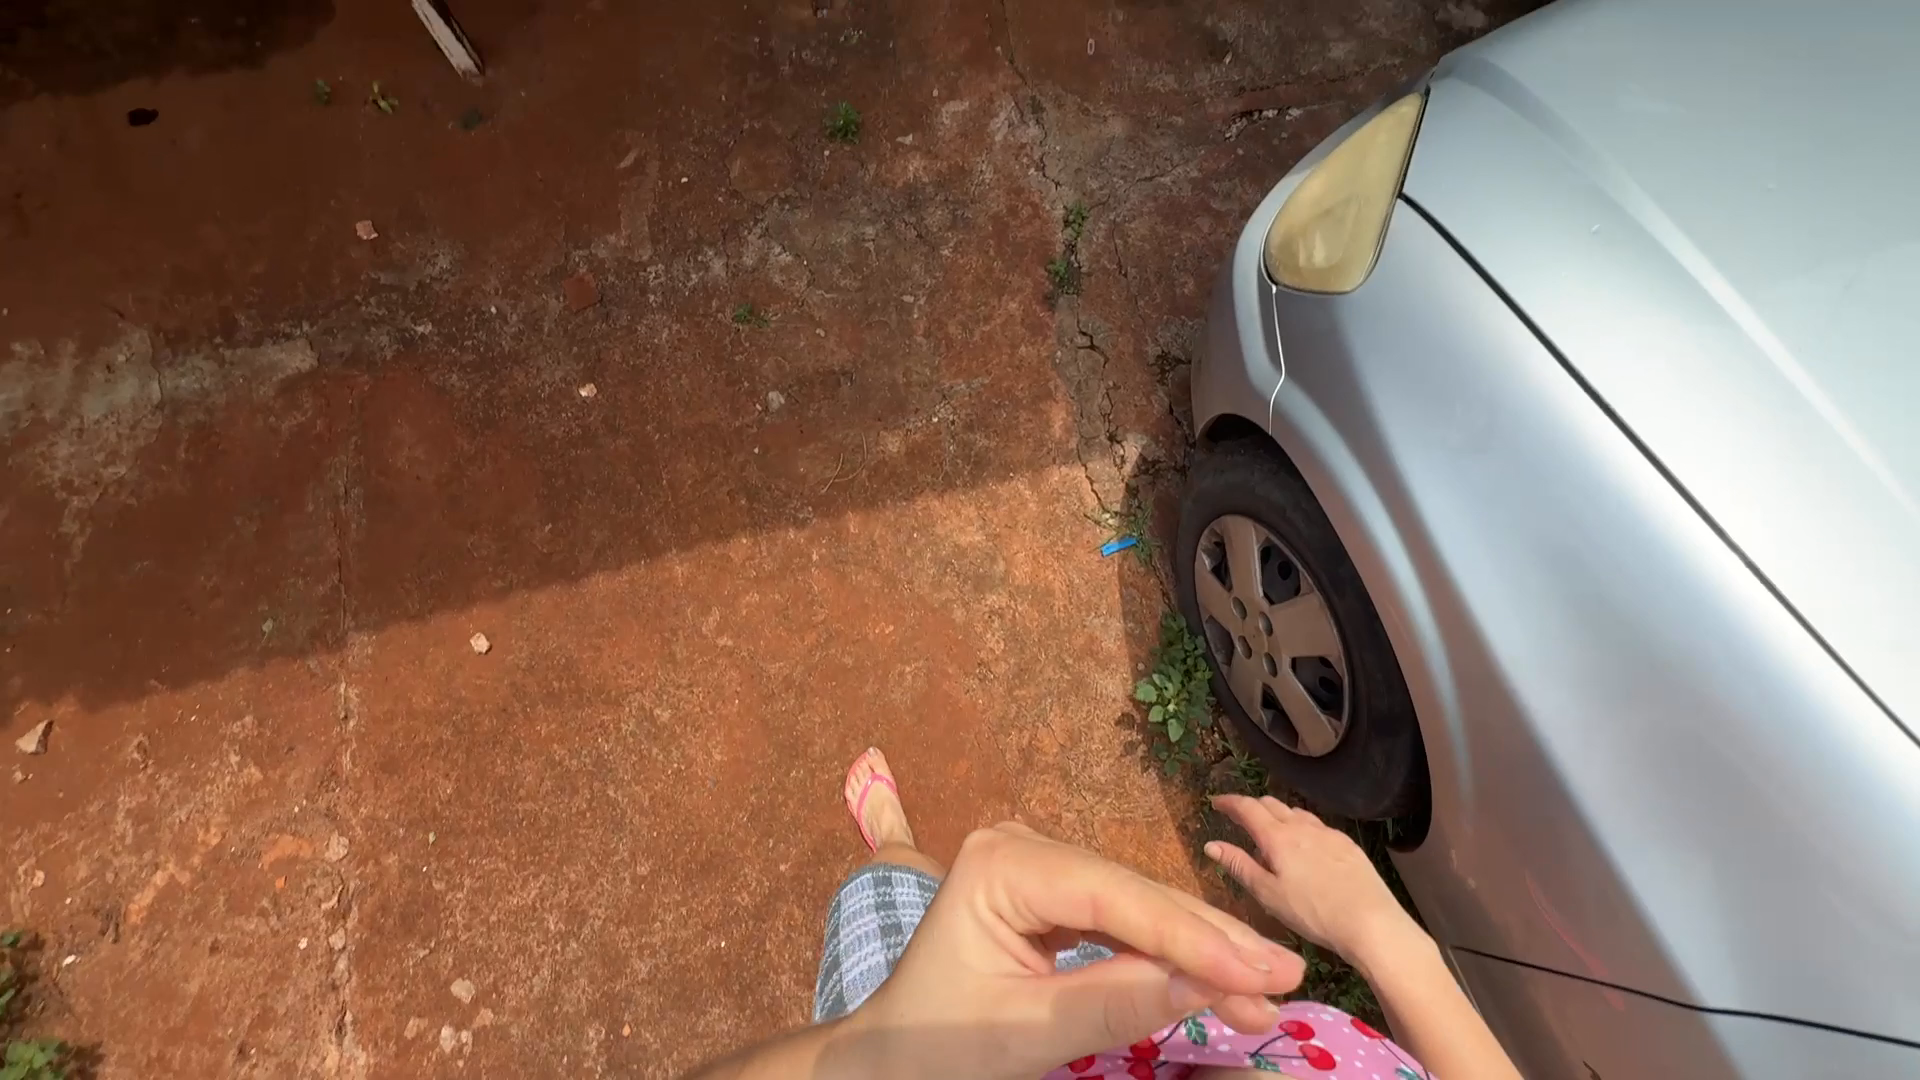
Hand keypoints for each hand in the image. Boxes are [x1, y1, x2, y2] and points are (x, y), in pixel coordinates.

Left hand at [841, 822, 1305, 1079]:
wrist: (889, 1052)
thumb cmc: (939, 1044)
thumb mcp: (1024, 1033)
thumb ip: (1113, 1002)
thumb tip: (1205, 980)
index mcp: (999, 863)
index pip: (1109, 894)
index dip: (1187, 934)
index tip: (1262, 971)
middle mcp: (1021, 844)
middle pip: (1128, 891)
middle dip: (1205, 938)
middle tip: (1285, 978)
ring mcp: (1036, 862)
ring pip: (1132, 901)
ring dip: (1195, 944)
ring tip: (1266, 982)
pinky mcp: (1049, 890)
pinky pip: (1116, 916)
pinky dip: (1163, 948)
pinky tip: (1213, 970)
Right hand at [1203, 795, 1420, 965]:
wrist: (1373, 924)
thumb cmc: (1314, 913)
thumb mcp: (1268, 895)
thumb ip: (1240, 866)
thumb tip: (1211, 845)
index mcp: (1277, 837)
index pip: (1246, 808)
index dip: (1229, 802)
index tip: (1216, 802)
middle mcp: (1301, 826)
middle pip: (1270, 804)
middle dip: (1252, 806)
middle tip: (1240, 818)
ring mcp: (1327, 833)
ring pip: (1295, 812)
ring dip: (1278, 815)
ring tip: (1272, 835)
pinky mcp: (1347, 844)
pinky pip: (1316, 825)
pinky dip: (1301, 827)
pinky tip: (1306, 848)